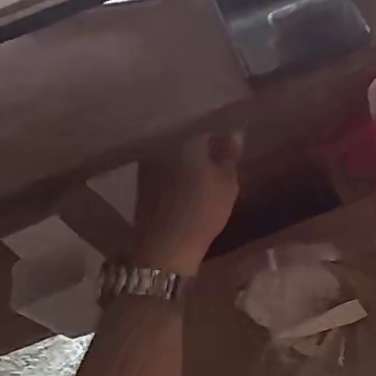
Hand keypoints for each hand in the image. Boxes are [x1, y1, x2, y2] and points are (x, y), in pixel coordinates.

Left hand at [131, 130, 242, 274]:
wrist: (167, 244)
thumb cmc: (204, 211)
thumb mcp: (228, 184)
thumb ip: (230, 157)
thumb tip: (234, 135)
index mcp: (186, 139)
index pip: (207, 131)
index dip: (221, 141)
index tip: (231, 153)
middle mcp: (163, 143)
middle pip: (187, 139)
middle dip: (203, 149)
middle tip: (218, 164)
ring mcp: (149, 161)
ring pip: (173, 153)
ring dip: (187, 160)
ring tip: (202, 176)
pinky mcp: (141, 180)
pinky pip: (163, 168)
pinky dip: (175, 172)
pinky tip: (185, 185)